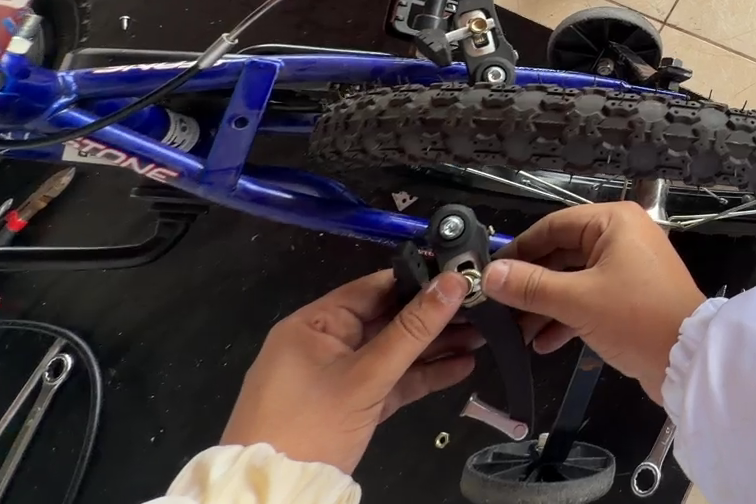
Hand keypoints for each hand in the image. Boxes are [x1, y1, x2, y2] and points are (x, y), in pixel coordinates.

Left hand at [221, 270, 479, 472]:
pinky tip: (462, 367)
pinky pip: (393, 379)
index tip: (466, 274)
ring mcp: (339, 375)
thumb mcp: (367, 375)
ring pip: (396, 350)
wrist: (272, 501)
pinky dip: (423, 373)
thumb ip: (414, 327)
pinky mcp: (352, 403)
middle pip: (391, 319)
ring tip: (483, 335)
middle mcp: (326, 344)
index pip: (378, 288)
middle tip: (483, 307)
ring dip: (437, 345)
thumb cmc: (310, 426)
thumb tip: (456, 280)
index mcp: (315, 325)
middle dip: (438, 316)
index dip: (423, 280)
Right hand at [482, 203, 704, 404]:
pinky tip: (542, 344)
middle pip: (563, 253)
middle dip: (530, 283)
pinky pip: (589, 298)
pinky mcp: (630, 295)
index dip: (520, 249)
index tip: (487, 274)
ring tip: (514, 335)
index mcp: (613, 222)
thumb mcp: (578, 300)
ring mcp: (627, 266)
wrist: (687, 357)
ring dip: (544, 305)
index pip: (555, 225)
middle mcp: (621, 236)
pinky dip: (567, 317)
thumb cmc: (635, 315)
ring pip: (574, 278)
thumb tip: (490, 275)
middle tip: (495, 309)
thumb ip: (531, 286)